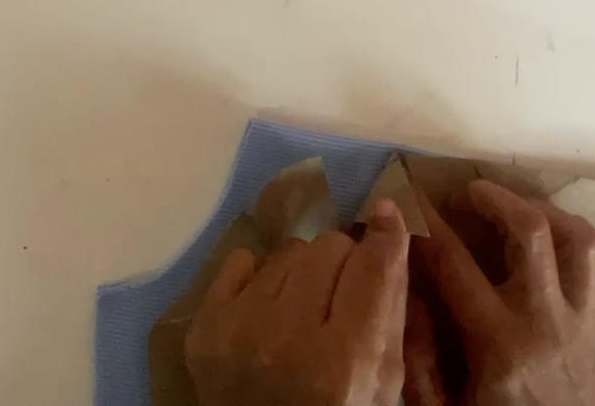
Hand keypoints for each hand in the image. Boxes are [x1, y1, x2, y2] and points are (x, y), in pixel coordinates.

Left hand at [185, 199, 410, 405]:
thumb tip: (387, 221)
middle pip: (328, 247)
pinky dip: (258, 277)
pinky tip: (266, 309)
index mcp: (344, 364)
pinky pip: (242, 259)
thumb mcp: (381, 385)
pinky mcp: (205, 327)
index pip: (370, 267)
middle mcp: (288, 339)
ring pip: (288, 249)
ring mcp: (240, 329)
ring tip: (302, 309)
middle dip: (342, 262)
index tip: (385, 209)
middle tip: (341, 292)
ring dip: (302, 272)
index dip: (383, 233)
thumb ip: (390, 311)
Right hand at [404, 180, 594, 405]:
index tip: (406, 197)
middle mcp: (545, 321)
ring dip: (542, 209)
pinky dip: (584, 237)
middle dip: (492, 197)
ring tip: (513, 207)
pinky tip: (555, 235)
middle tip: (466, 194)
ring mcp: (583, 321)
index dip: (424, 220)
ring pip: (578, 237)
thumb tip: (409, 289)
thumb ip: (416, 354)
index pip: (453, 261)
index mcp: (499, 344)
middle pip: (530, 230)